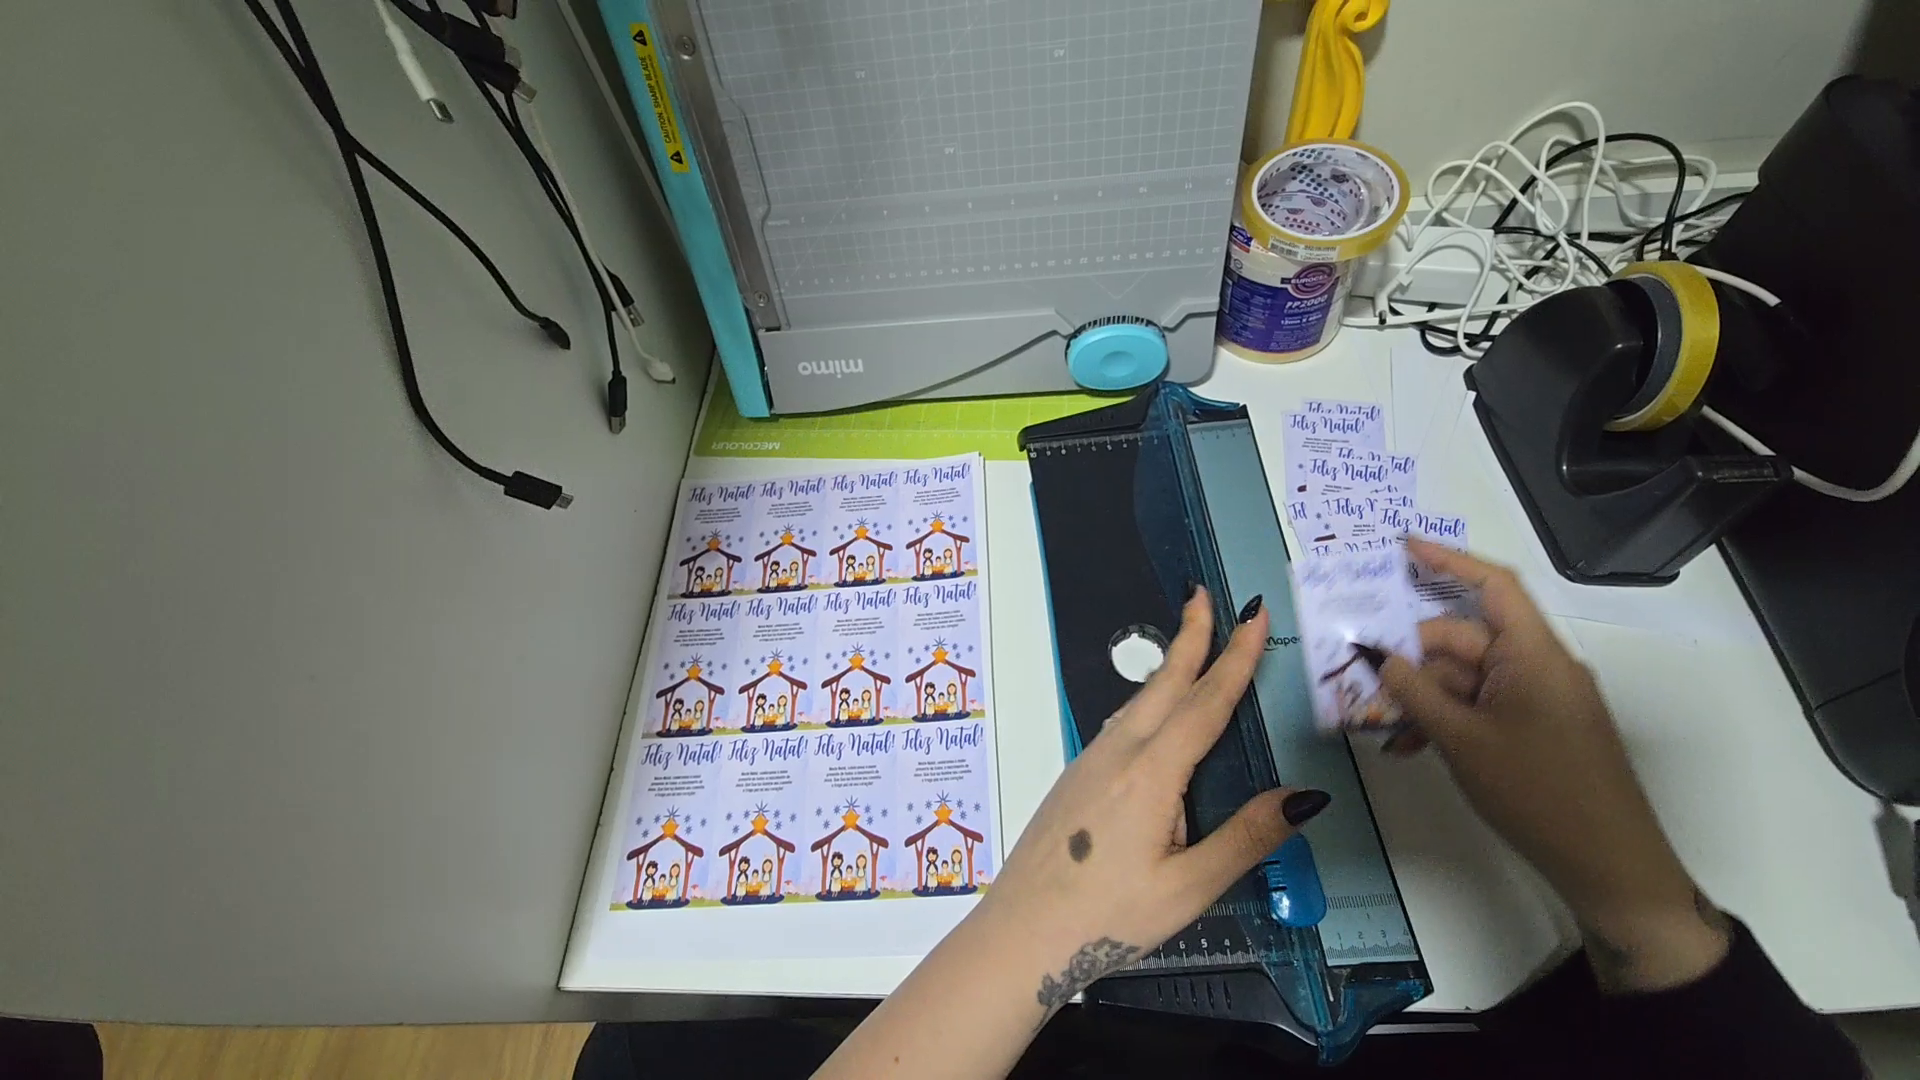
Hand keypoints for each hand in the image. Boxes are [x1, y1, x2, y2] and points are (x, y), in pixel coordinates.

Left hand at [976, 587, 1330, 1007]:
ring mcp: (1091, 759)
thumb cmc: (1106, 916)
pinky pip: (1122, 722)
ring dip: (1169, 666)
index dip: (1234, 657)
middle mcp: (1117, 753)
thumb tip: (1302, 796)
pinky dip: (1149, 699)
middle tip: (1205, 595)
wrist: (1022, 929)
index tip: (1252, 615)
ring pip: (1139, 700)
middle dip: (1190, 636)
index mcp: (1151, 772)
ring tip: (1190, 641)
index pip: (1204, 702)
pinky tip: (1154, 713)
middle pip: (1164, 684)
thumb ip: (1246, 837)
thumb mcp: (1189, 886)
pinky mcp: (1076, 774)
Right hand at [1377, 540, 1728, 991]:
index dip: (1447, 560)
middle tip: (1361, 682)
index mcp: (1533, 655)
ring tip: (1383, 728)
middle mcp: (1537, 666)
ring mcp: (1537, 698)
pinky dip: (1442, 719)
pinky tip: (1409, 747)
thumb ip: (1413, 689)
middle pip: (1461, 640)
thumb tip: (1375, 653)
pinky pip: (1476, 706)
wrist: (1610, 868)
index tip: (1401, 547)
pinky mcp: (1534, 727)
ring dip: (1420, 698)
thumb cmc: (1537, 791)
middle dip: (1409, 659)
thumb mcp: (1461, 738)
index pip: (1493, 586)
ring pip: (1462, 678)